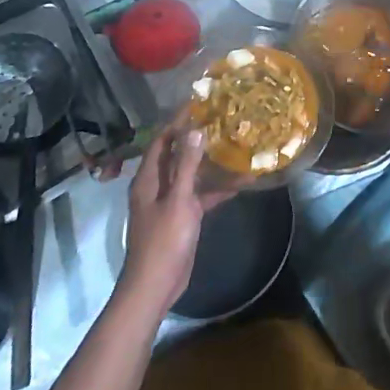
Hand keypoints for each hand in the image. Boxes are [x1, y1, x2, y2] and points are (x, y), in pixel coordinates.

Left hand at [120, 115, 227, 309]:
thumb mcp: (178, 199)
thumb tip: (195, 131)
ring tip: (233, 145)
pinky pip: (200, 197)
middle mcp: (156, 186)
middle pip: (175, 155)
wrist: (156, 284)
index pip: (160, 141)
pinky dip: (217, 191)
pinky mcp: (182, 217)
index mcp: (148, 179)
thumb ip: (186, 165)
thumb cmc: (164, 240)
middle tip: (220, 120)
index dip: (176, 123)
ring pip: (190, 176)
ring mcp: (169, 202)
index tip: (197, 105)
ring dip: (209, 164)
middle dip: (194, 139)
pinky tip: (241, 184)